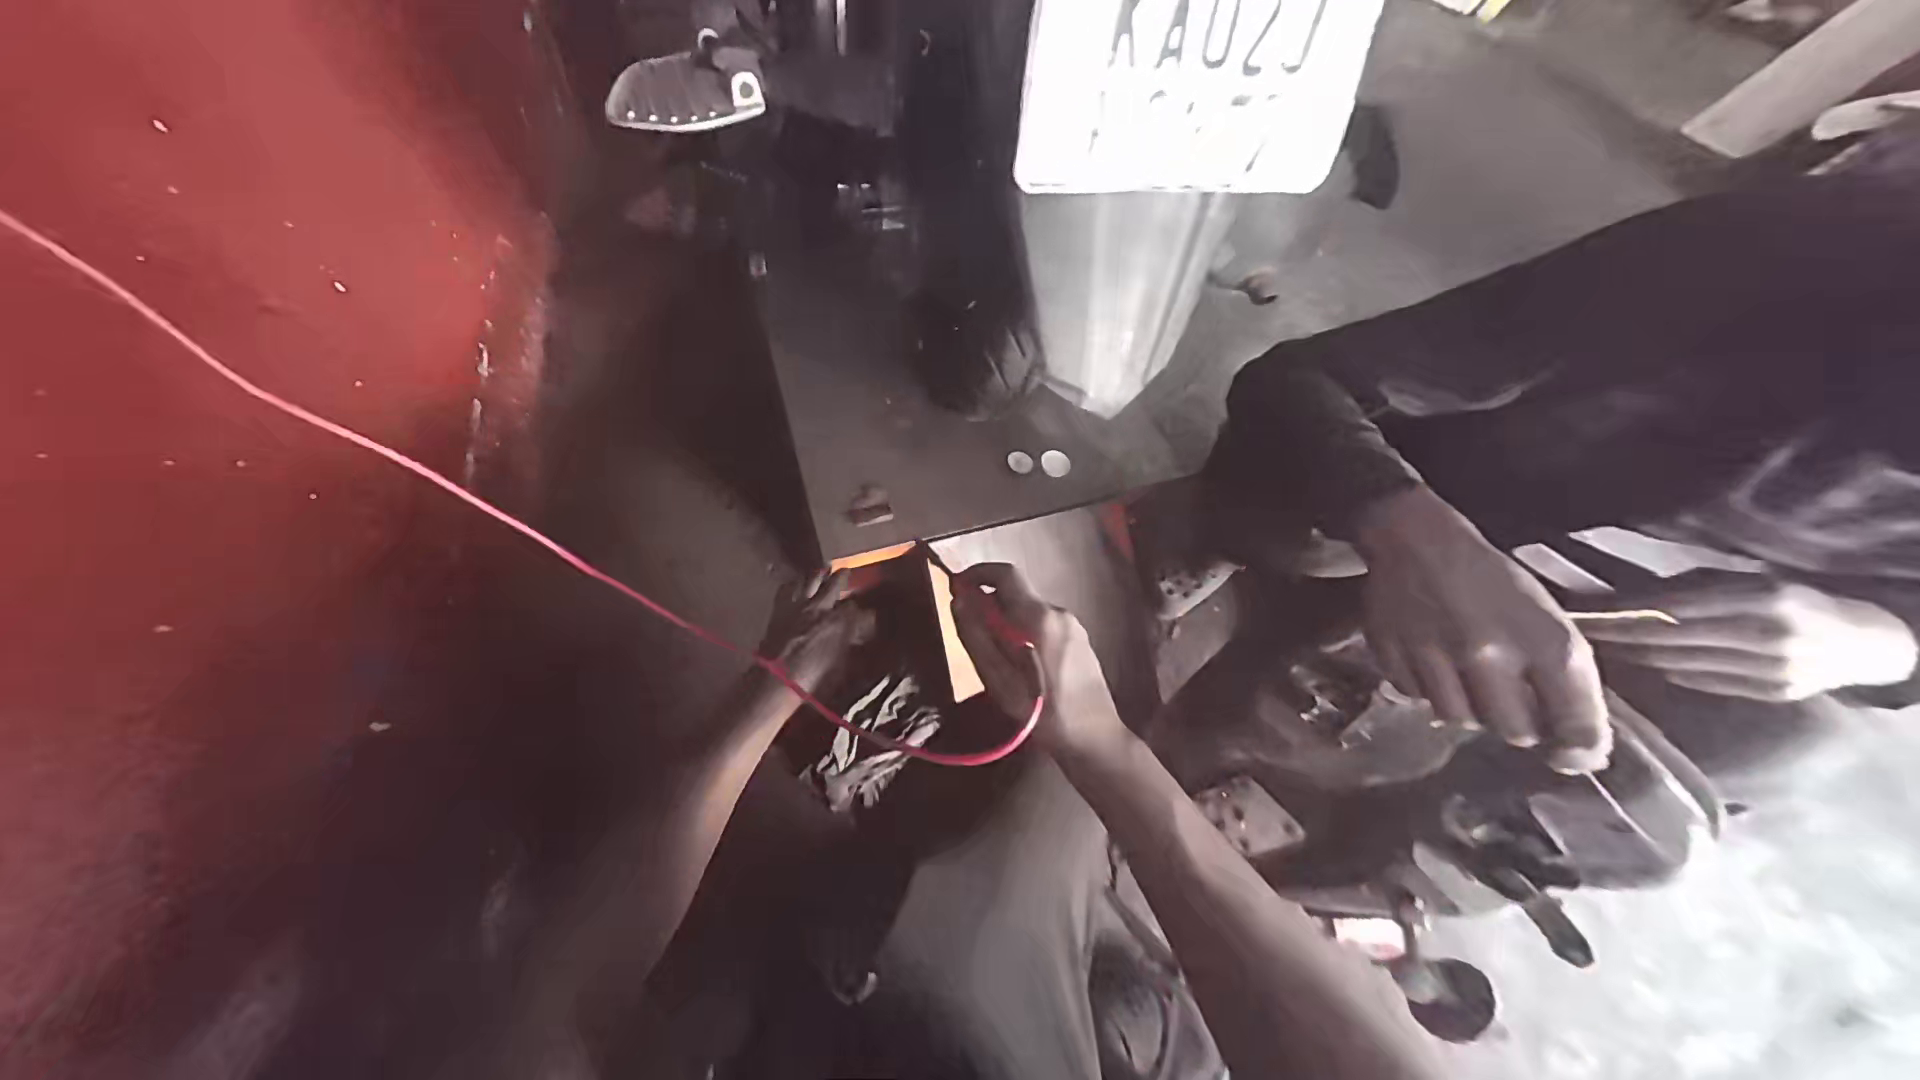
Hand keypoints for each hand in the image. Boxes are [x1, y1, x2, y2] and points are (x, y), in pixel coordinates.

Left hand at [759, 570, 874, 693]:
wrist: (776, 681)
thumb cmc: (814, 680)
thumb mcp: (841, 666)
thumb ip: (849, 646)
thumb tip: (856, 638)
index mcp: (840, 621)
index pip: (856, 606)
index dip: (861, 609)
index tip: (865, 611)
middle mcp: (821, 607)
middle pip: (834, 583)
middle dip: (842, 576)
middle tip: (845, 570)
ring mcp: (799, 604)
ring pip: (810, 579)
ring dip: (818, 574)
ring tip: (822, 569)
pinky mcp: (780, 608)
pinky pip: (786, 588)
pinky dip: (793, 583)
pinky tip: (795, 584)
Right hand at [948, 563, 1126, 758]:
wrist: (1095, 740)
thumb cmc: (1042, 714)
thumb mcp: (999, 680)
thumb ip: (977, 637)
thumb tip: (959, 600)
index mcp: (1039, 618)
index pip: (1005, 574)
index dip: (977, 574)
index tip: (957, 587)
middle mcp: (1059, 612)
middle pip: (1017, 592)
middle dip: (989, 602)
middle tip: (969, 630)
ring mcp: (1073, 626)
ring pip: (1029, 610)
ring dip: (1006, 620)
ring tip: (994, 655)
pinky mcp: (1079, 640)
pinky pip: (1043, 624)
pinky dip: (1024, 630)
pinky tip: (1020, 664)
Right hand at [1354, 486, 1610, 772]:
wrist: (1416, 542)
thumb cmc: (1490, 577)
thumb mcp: (1544, 617)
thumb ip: (1559, 675)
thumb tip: (1573, 740)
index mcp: (1545, 643)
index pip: (1576, 724)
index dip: (1580, 751)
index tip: (1572, 756)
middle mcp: (1490, 655)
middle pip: (1512, 731)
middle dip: (1515, 723)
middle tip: (1507, 703)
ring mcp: (1434, 655)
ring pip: (1458, 718)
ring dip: (1465, 708)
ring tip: (1461, 681)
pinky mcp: (1391, 652)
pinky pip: (1413, 694)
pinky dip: (1423, 687)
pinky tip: (1426, 663)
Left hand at [1580, 571, 1917, 700]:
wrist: (1864, 641)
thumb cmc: (1782, 599)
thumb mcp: (1736, 580)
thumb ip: (1676, 589)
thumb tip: (1604, 598)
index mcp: (1760, 598)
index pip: (1667, 608)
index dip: (1615, 612)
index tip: (1574, 611)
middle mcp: (1768, 635)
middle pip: (1664, 638)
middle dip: (1610, 635)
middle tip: (1569, 631)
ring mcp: (1773, 669)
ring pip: (1673, 662)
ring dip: (1625, 654)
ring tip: (1588, 646)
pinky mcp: (1772, 693)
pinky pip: (1695, 680)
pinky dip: (1656, 669)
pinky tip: (1630, 661)